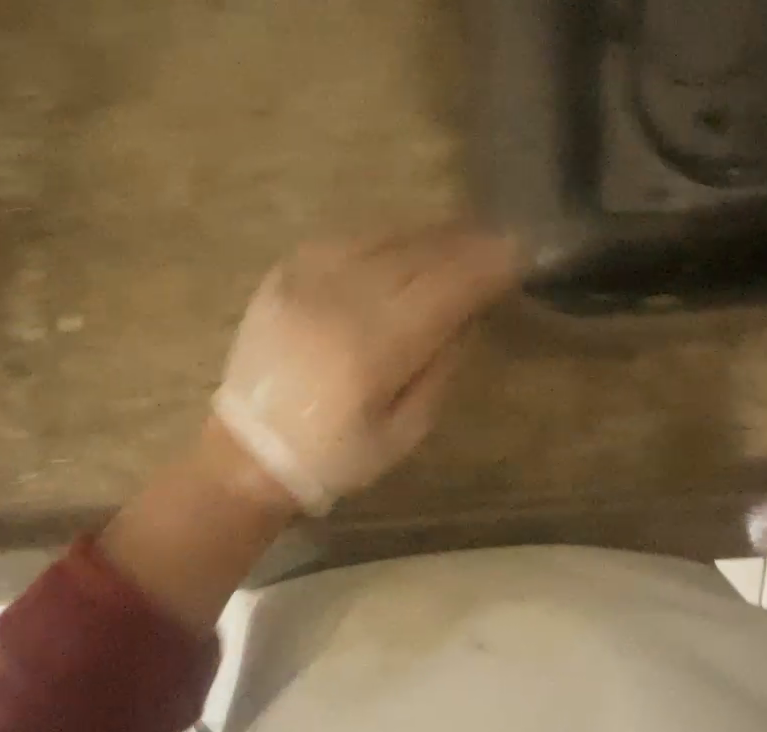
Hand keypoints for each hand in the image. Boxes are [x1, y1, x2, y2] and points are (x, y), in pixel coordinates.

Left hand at [212, 224, 519, 514]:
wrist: (248, 455)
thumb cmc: (332, 459)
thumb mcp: (402, 434)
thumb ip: (439, 371)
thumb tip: (466, 318)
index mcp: (373, 350)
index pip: (446, 288)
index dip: (486, 266)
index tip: (517, 253)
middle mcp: (340, 303)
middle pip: (417, 255)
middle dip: (462, 244)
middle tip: (495, 239)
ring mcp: (305, 284)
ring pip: (380, 239)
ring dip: (424, 236)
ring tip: (454, 238)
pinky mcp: (280, 279)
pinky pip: (340, 242)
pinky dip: (378, 239)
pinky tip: (397, 246)